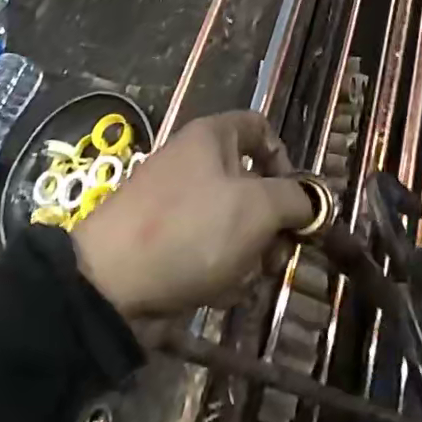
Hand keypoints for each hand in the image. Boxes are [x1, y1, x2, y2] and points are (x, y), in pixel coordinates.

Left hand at [71, 112, 312, 319]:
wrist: (108, 285)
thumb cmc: (191, 229)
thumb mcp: (258, 208)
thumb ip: (297, 199)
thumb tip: (313, 203)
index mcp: (212, 137)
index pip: (262, 129)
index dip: (285, 160)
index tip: (295, 200)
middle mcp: (194, 163)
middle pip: (252, 183)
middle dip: (272, 223)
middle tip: (277, 255)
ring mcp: (176, 203)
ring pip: (234, 222)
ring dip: (250, 254)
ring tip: (244, 279)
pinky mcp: (164, 242)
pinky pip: (207, 248)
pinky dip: (219, 269)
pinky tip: (218, 292)